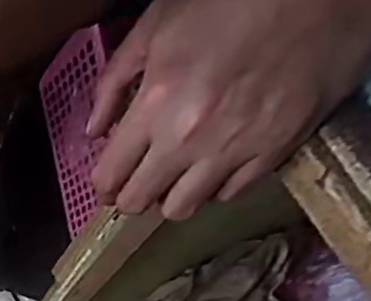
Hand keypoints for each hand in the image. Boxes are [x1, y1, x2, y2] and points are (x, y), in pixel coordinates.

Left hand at [88, 0, 370, 219]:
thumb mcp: (160, 21)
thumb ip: (115, 82)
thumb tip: (93, 132)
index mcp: (155, 104)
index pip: (108, 179)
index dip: (104, 185)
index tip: (110, 180)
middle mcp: (189, 137)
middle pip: (138, 203)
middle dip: (133, 193)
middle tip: (143, 176)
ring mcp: (234, 148)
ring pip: (181, 208)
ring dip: (174, 195)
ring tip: (182, 171)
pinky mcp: (277, 149)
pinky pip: (231, 194)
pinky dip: (220, 185)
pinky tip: (223, 160)